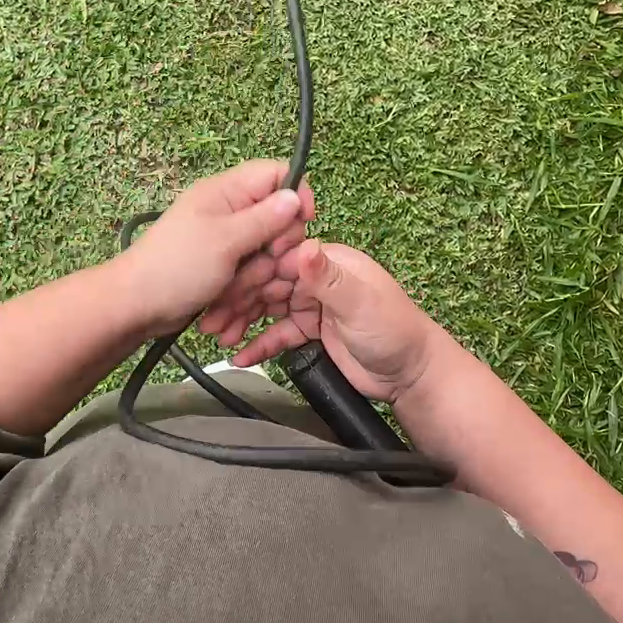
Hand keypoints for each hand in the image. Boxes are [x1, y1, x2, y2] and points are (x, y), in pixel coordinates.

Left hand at [111, 160, 314, 339]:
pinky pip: (248, 276)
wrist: (136, 306)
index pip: (276, 175)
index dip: (295, 196)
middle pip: (277, 222)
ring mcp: (225, 241)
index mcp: (226, 192)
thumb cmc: (176, 266)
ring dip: (255, 282)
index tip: (300, 227)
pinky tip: (228, 312)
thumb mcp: (226, 240)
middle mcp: (228, 211)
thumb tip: (295, 195)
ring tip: (233, 296)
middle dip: (273, 253)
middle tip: (263, 269)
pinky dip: (242, 295)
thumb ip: (264, 218)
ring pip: (264, 255)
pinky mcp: (222, 267)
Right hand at [231, 240, 446, 402]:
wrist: (410, 377)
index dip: (252, 272)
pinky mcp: (310, 333)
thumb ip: (327, 276)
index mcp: (328, 261)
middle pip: (269, 284)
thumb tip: (301, 245)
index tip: (224, 286)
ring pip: (268, 309)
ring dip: (243, 320)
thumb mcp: (359, 301)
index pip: (281, 259)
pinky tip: (239, 356)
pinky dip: (259, 344)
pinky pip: (278, 334)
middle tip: (211, 316)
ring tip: (217, 335)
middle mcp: (317, 279)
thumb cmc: (393, 331)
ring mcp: (312, 306)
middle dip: (240, 299)